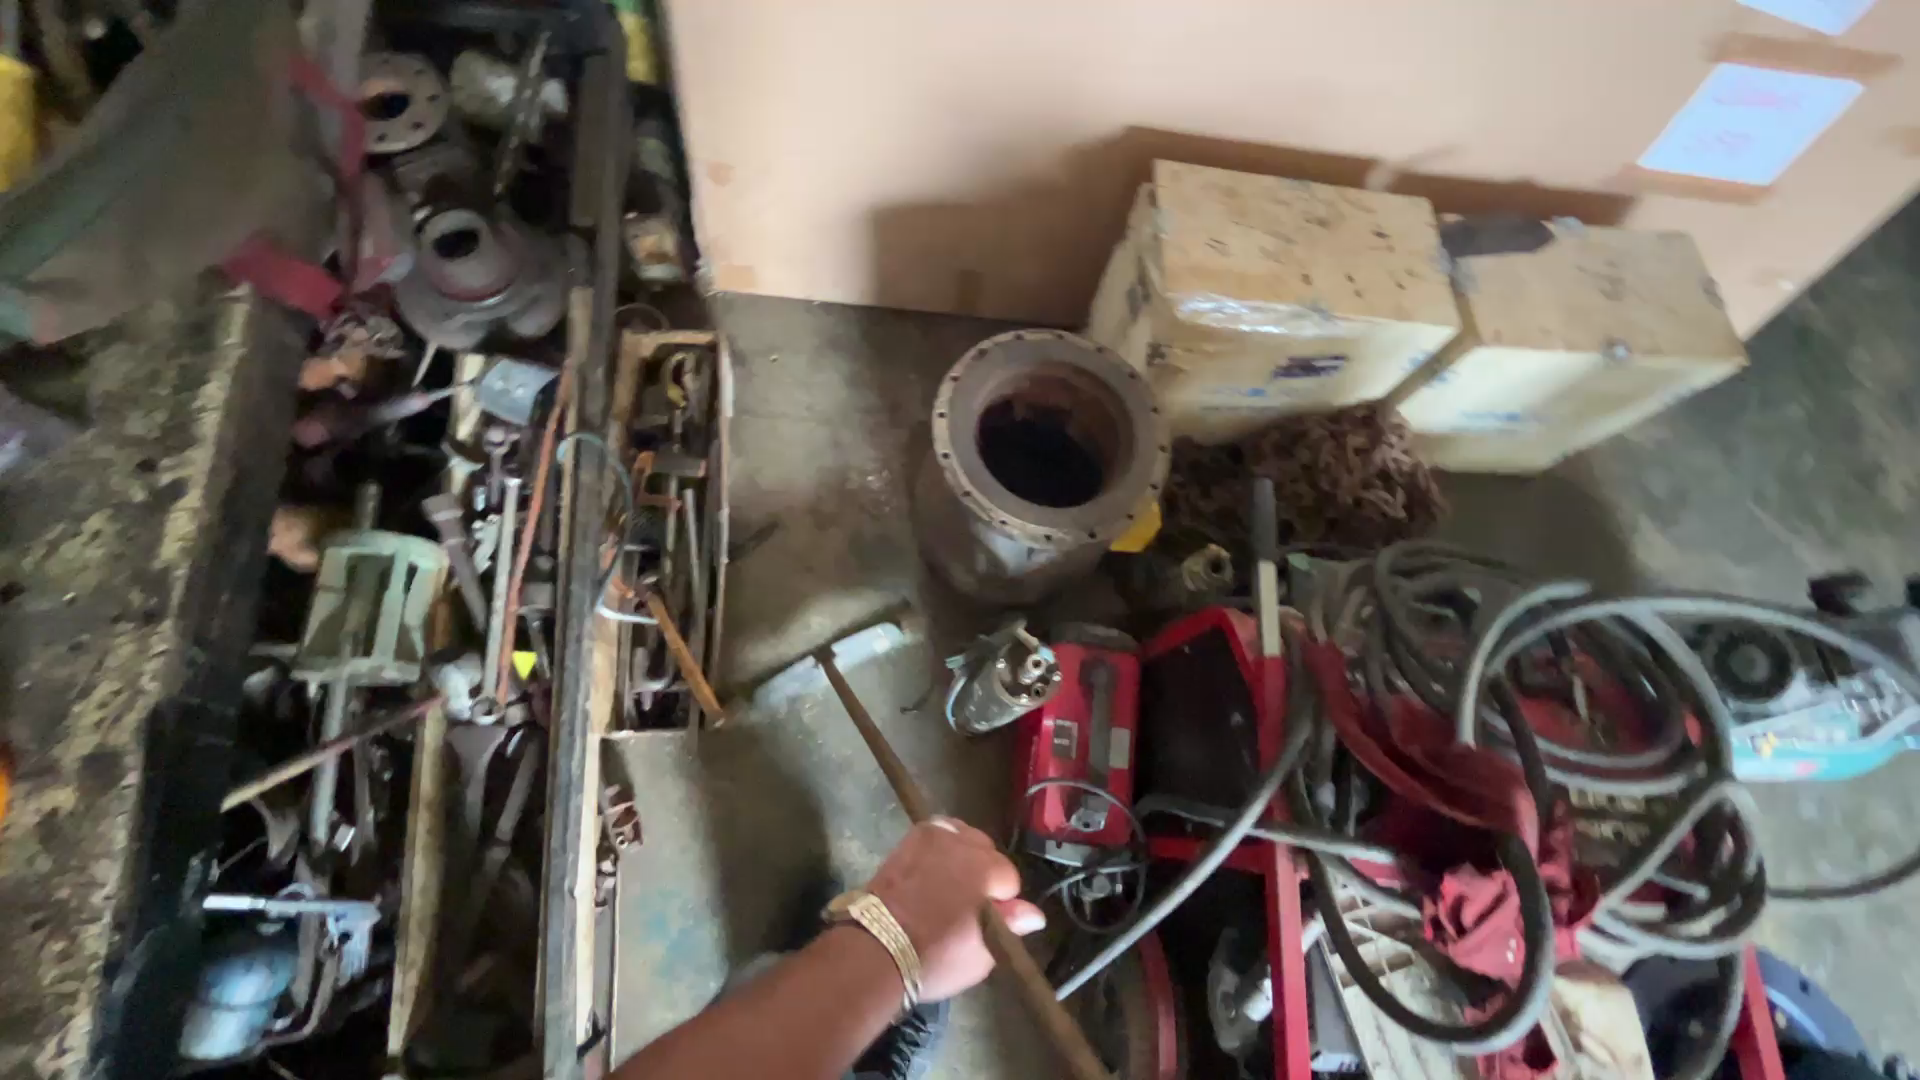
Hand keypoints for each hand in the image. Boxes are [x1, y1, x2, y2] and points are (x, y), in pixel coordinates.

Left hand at [862, 818, 1046, 1001]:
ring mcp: (934, 835)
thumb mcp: (980, 953)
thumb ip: (1010, 924)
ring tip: (951, 883)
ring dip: (965, 855)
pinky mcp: (911, 837)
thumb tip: (1035, 914)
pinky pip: (940, 831)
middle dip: (985, 873)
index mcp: (985, 867)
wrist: (876, 949)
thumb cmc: (934, 957)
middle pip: (988, 851)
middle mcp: (962, 842)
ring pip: (965, 837)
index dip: (1003, 901)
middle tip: (969, 904)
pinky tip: (936, 865)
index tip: (988, 919)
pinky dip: (944, 845)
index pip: (1010, 877)